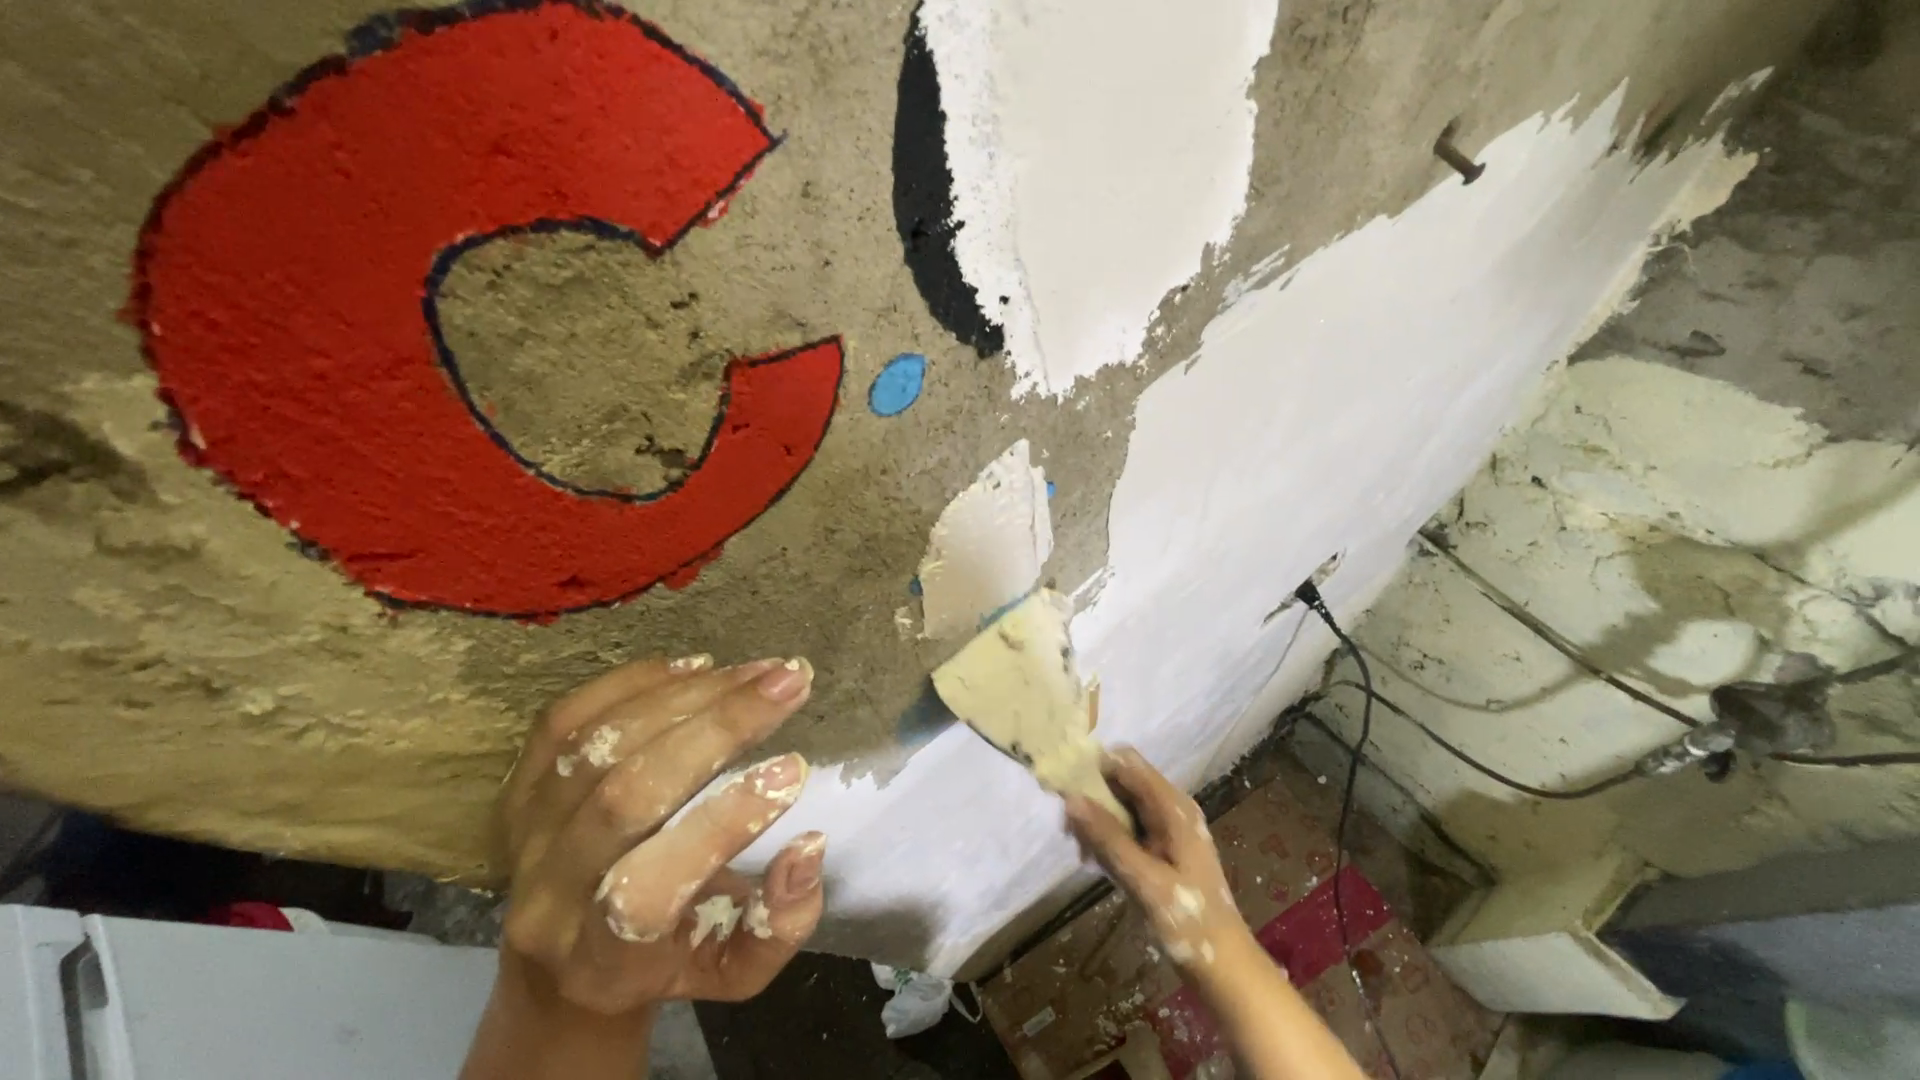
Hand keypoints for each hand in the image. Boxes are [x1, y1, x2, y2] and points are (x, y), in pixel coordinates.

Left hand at [464, 654, 827, 1078]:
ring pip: (601, 744)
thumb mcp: (734, 969)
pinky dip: (636, 683)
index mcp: (602, 957)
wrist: (565, 956)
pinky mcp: (518, 787)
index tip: (794, 768)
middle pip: (625, 794)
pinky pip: (566, 718)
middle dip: (718, 728)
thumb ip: (779, 925)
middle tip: (789, 684)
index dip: (722, 823)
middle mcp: (548, 893)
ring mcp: (525, 833)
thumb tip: (808, 845)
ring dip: (690, 695)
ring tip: (758, 671)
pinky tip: (700, 667)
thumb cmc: (668, 960)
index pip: (649, 885)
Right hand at [1065, 750, 1370, 1079]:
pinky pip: (1126, 828)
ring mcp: (1166, 829)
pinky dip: (1107, 838)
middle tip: (1068, 830)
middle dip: (1091, 798)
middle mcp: (1170, 808)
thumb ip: (1107, 838)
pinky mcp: (1160, 849)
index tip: (1062, 787)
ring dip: (1096, 821)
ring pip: (1120, 805)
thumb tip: (1069, 799)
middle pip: (1121, 781)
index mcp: (1172, 807)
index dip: (1093, 766)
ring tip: (1080, 852)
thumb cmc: (1189, 920)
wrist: (1222, 965)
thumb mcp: (1144, 880)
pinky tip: (1093, 863)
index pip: (1126, 762)